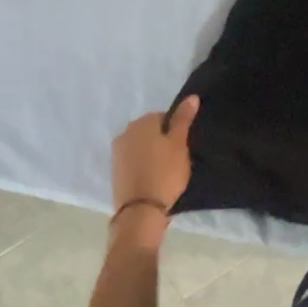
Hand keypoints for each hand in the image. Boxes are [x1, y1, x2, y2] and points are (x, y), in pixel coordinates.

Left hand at [109, 96, 199, 241]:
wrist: (140, 209)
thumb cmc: (165, 173)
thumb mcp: (179, 144)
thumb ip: (183, 119)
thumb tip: (191, 96)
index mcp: (142, 123)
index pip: (163, 117)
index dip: (176, 131)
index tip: (183, 147)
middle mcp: (126, 132)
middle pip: (150, 131)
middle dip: (162, 141)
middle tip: (177, 159)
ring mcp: (118, 152)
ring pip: (141, 146)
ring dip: (152, 154)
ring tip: (166, 171)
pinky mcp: (115, 170)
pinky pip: (134, 161)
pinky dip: (143, 166)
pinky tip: (153, 178)